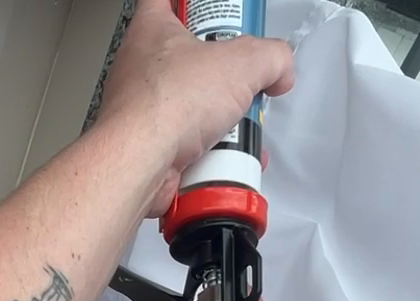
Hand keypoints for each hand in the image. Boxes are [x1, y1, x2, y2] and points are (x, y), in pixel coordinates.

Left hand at [95, 0, 296, 214]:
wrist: (140, 164)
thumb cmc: (167, 105)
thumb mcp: (243, 62)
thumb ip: (271, 58)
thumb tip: (280, 69)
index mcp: (151, 30)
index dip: (188, 4)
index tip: (211, 12)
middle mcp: (139, 71)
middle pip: (184, 62)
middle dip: (216, 75)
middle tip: (236, 80)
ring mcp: (139, 114)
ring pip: (185, 110)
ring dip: (215, 122)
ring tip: (232, 126)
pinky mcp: (146, 151)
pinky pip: (181, 149)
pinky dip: (205, 157)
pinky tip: (221, 160)